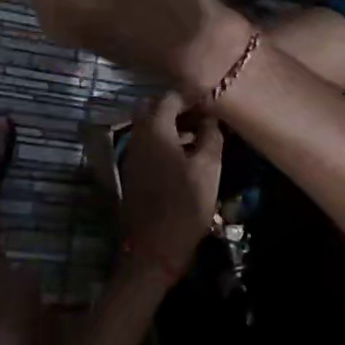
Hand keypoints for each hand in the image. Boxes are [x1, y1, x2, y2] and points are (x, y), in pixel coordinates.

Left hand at [119, 93, 224, 273]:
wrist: (154, 249)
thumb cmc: (185, 205)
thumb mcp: (208, 168)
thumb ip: (210, 136)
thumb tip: (211, 117)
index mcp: (155, 129)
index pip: (170, 97)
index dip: (192, 95)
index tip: (212, 100)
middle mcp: (138, 136)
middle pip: (152, 107)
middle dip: (176, 106)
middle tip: (202, 115)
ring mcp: (132, 154)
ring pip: (148, 125)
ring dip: (170, 123)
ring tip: (200, 133)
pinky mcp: (133, 171)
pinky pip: (147, 143)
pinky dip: (164, 139)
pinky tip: (186, 153)